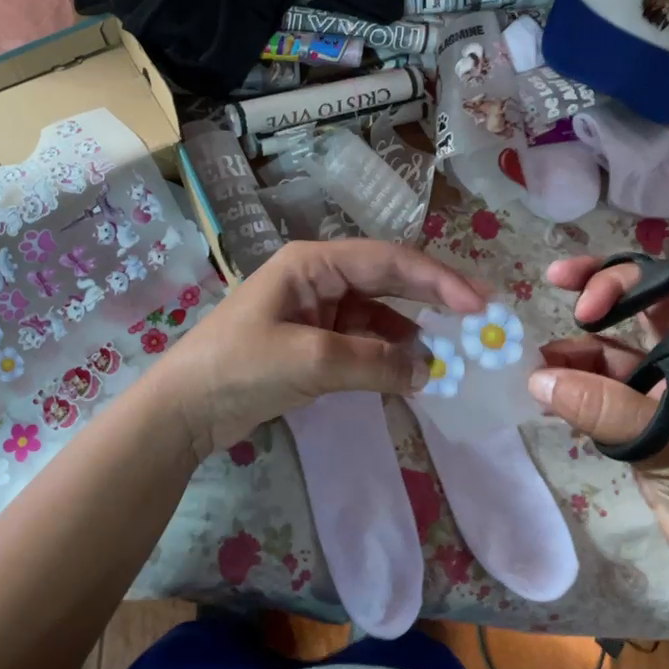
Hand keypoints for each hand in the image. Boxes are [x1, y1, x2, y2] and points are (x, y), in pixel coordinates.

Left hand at [152, 240, 485, 459]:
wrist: (185, 408)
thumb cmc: (240, 366)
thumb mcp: (311, 361)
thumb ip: (374, 362)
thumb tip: (429, 371)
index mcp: (312, 263)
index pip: (387, 261)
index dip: (436, 279)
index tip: (478, 304)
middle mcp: (317, 279)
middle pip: (387, 280)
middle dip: (433, 299)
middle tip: (483, 319)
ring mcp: (314, 312)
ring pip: (377, 314)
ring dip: (412, 333)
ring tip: (453, 356)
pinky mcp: (311, 344)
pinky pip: (362, 342)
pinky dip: (387, 355)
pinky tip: (412, 374)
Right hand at [531, 256, 668, 617]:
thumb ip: (608, 408)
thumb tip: (538, 377)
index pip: (668, 290)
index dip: (623, 281)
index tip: (583, 303)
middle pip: (634, 310)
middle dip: (595, 295)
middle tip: (550, 282)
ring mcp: (659, 395)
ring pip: (607, 356)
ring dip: (572, 354)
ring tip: (536, 366)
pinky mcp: (638, 429)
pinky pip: (595, 396)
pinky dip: (569, 390)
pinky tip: (545, 395)